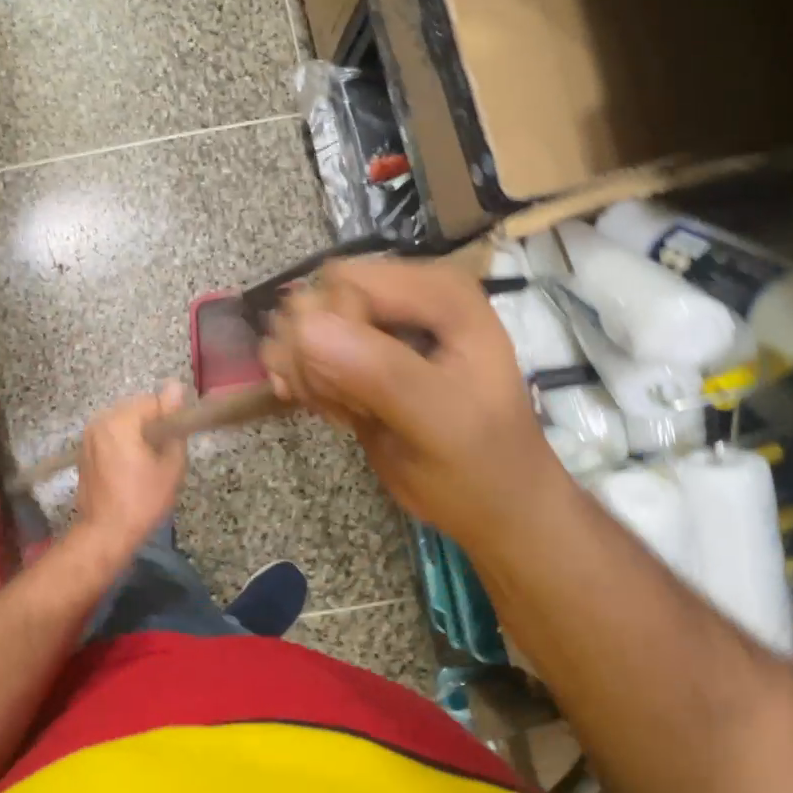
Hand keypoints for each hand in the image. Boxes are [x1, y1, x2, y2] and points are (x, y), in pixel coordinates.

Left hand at [71, 383, 187, 554]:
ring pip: (122, 424)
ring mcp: (88, 437)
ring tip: (149, 463)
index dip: (170, 418)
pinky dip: (122, 445)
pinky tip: (131, 469)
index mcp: (120, 421)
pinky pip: (109, 437)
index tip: (178, 440)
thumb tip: (175, 387)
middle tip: (165, 453)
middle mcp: (99, 422)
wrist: (105, 532)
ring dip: (137, 435)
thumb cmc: (142, 501)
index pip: (153, 402)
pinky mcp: (83, 452)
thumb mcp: (170, 465)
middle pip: (135, 410)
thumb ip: (174, 425)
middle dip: (152, 426)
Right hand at [260, 258, 564, 538]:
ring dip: (305, 372)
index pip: (346, 285)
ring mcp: (381, 321)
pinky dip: (300, 380)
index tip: (353, 395)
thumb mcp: (440, 423)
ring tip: (341, 411)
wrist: (492, 506)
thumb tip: (305, 326)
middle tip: (345, 407)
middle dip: (314, 356)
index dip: (334, 337)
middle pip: (318, 300)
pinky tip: (327, 410)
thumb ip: (380, 372)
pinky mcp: (358, 350)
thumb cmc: (480, 468)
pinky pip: (302, 345)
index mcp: (441, 294)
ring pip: (303, 322)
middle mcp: (408, 295)